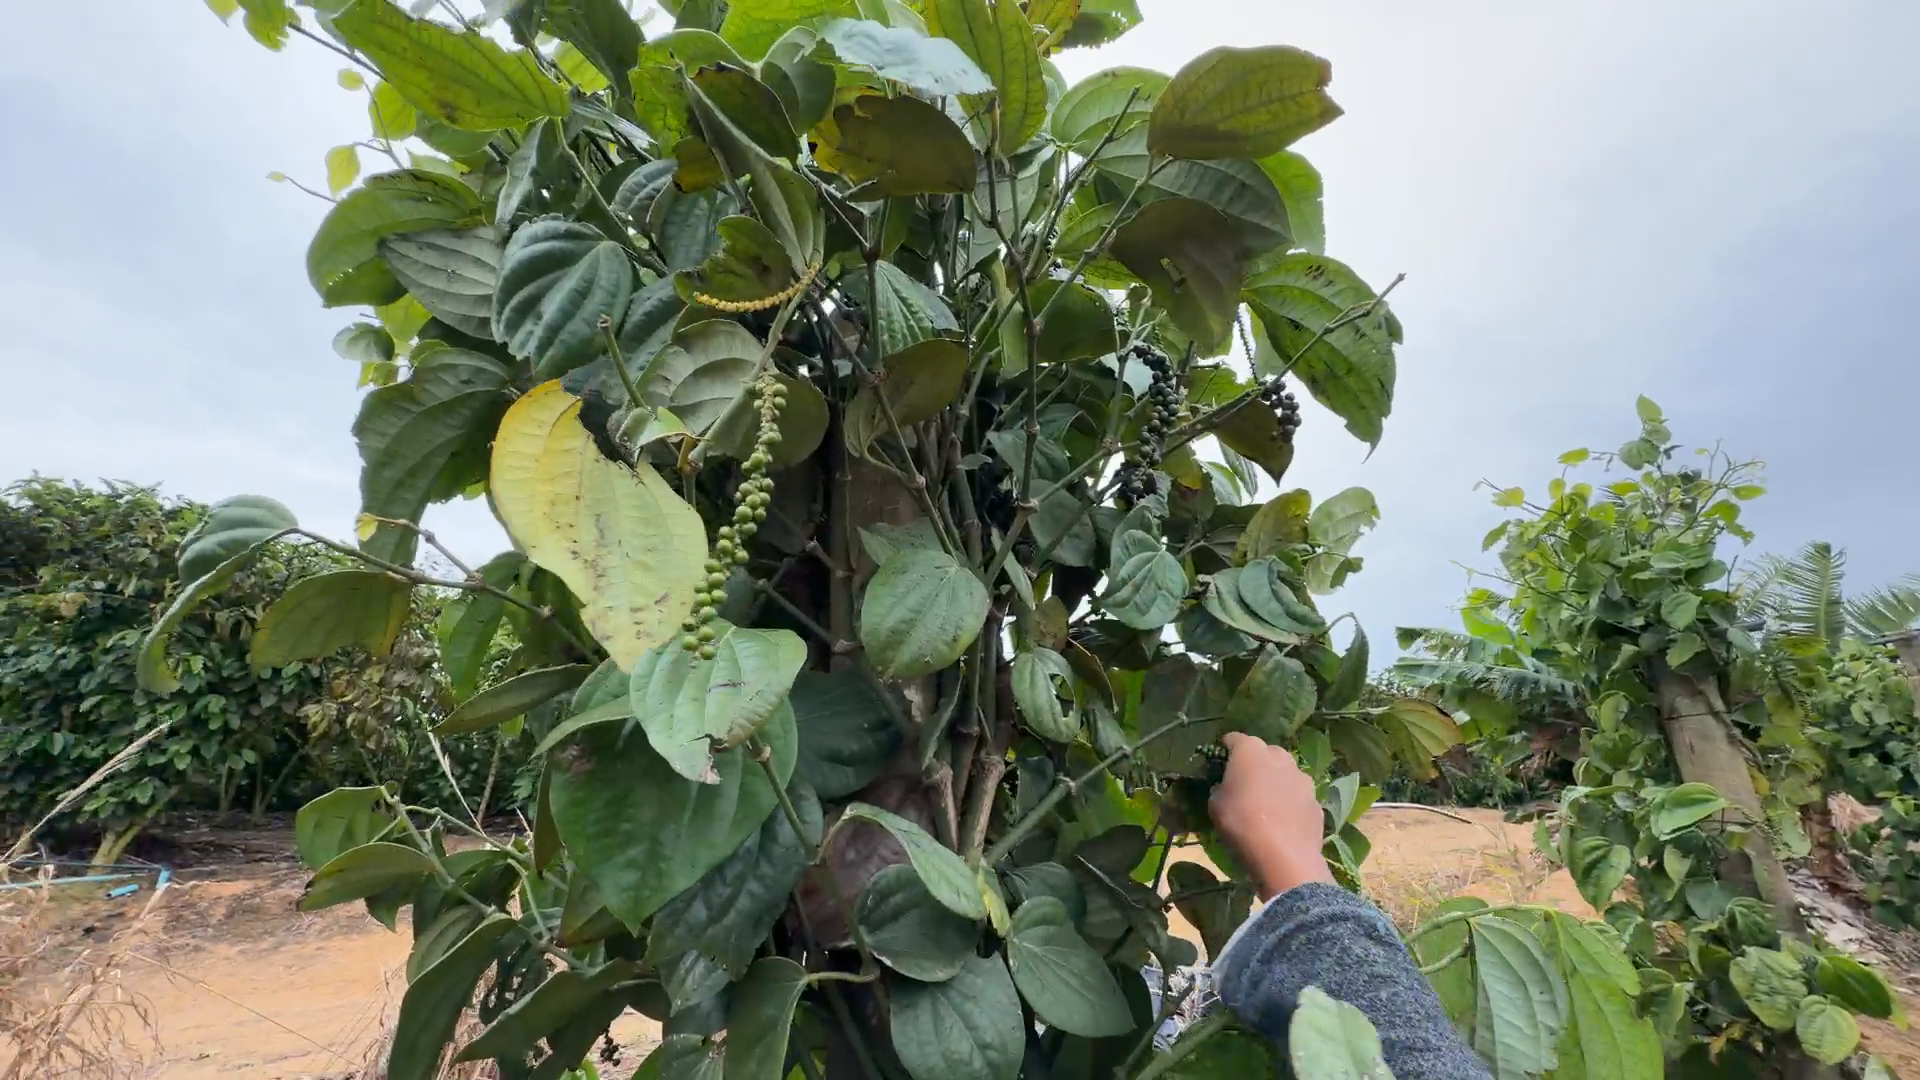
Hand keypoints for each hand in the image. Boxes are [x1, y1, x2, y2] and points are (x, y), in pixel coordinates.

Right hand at [1208, 733, 1332, 899]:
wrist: (1285, 858)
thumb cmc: (1242, 823)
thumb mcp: (1215, 804)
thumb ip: (1220, 788)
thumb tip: (1226, 787)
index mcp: (1250, 751)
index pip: (1234, 738)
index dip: (1226, 749)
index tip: (1220, 762)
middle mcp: (1279, 757)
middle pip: (1265, 752)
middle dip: (1255, 763)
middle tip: (1244, 783)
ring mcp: (1302, 778)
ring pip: (1285, 772)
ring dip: (1276, 781)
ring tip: (1266, 804)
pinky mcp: (1317, 801)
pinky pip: (1298, 796)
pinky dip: (1290, 802)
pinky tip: (1283, 821)